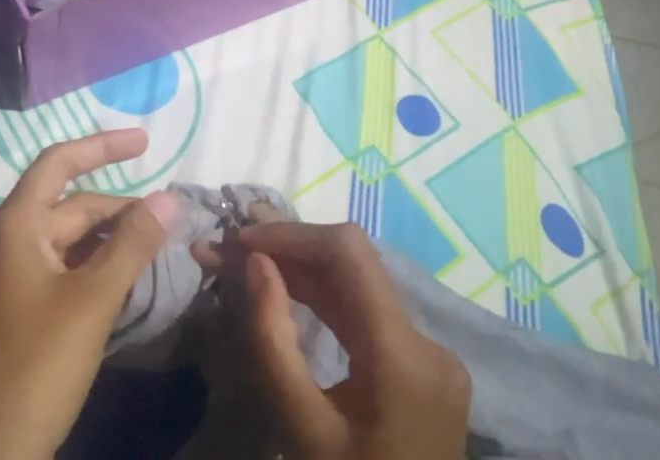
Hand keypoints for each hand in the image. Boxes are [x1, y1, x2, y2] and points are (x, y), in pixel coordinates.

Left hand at [0, 129, 177, 459]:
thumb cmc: (39, 363)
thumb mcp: (93, 299)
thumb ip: (132, 243)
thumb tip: (168, 198)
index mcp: (11, 227)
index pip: (57, 163)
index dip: (102, 146)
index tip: (145, 140)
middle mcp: (0, 242)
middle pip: (65, 206)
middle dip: (116, 208)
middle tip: (166, 221)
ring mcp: (1, 278)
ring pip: (62, 241)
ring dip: (105, 240)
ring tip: (152, 247)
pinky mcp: (8, 310)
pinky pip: (54, 269)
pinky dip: (88, 266)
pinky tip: (121, 280)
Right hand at [238, 221, 470, 459]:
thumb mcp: (301, 426)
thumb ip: (273, 340)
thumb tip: (255, 262)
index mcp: (403, 355)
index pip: (349, 254)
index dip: (291, 234)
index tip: (239, 238)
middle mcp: (428, 342)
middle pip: (354, 267)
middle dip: (289, 249)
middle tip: (228, 244)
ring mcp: (431, 356)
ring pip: (360, 290)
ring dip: (303, 271)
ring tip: (244, 259)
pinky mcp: (423, 371)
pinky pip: (369, 319)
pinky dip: (325, 301)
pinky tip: (286, 293)